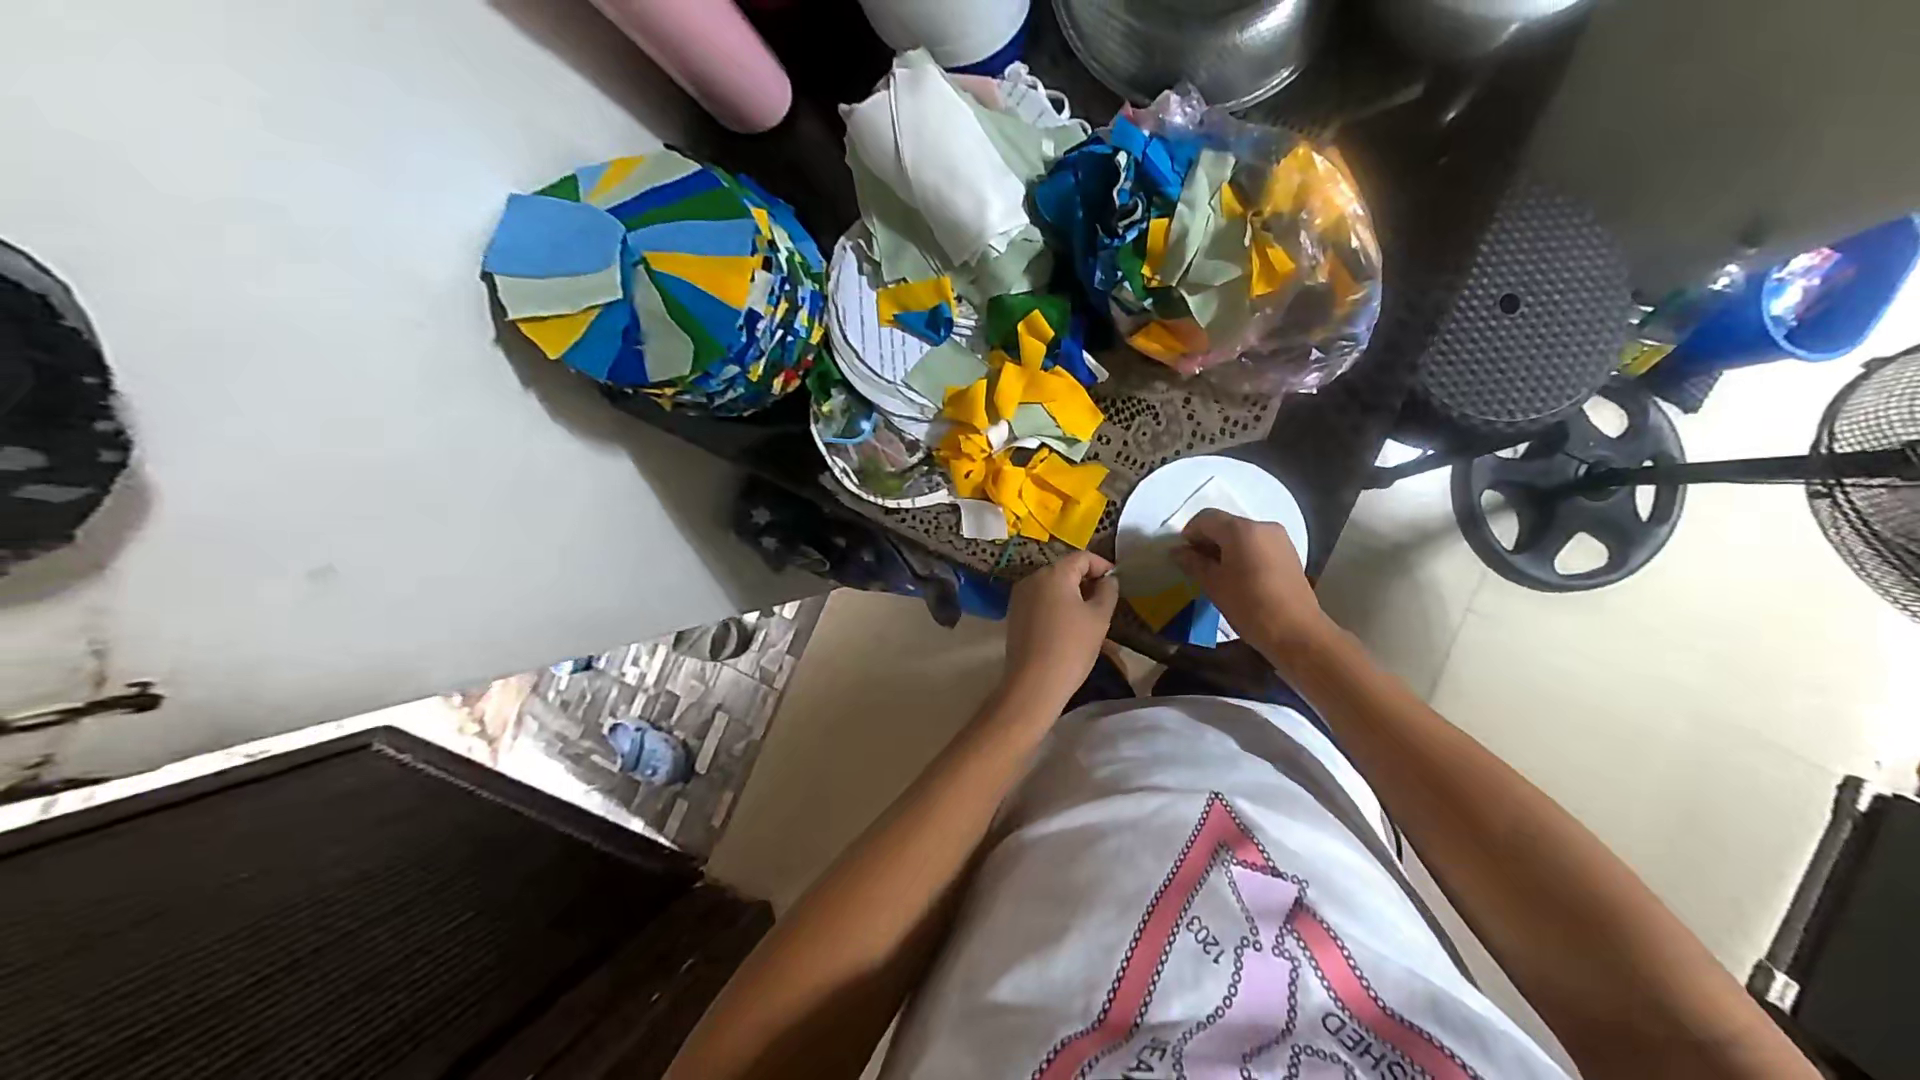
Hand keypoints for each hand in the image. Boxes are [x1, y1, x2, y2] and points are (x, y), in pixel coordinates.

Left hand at [1002, 550, 1119, 703]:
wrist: (1034, 683)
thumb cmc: (1072, 647)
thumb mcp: (1099, 617)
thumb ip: (1107, 591)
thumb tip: (1108, 579)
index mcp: (1054, 573)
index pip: (1082, 557)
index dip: (1102, 565)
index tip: (1116, 581)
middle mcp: (1032, 578)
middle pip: (1064, 569)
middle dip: (1086, 580)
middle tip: (1105, 599)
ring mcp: (1019, 596)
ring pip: (1051, 586)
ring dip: (1071, 593)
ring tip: (1089, 614)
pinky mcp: (1014, 614)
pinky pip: (1039, 600)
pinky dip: (1056, 605)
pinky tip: (1067, 624)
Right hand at [1173, 509, 1333, 669]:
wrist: (1296, 631)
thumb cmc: (1248, 605)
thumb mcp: (1213, 584)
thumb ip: (1193, 562)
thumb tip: (1177, 551)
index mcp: (1241, 530)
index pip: (1206, 518)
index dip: (1190, 533)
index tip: (1183, 556)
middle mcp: (1262, 526)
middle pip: (1226, 524)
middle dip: (1207, 541)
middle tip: (1197, 566)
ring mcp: (1279, 539)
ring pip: (1242, 535)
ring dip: (1225, 548)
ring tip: (1218, 574)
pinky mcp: (1289, 554)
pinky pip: (1258, 545)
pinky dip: (1243, 554)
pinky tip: (1239, 578)